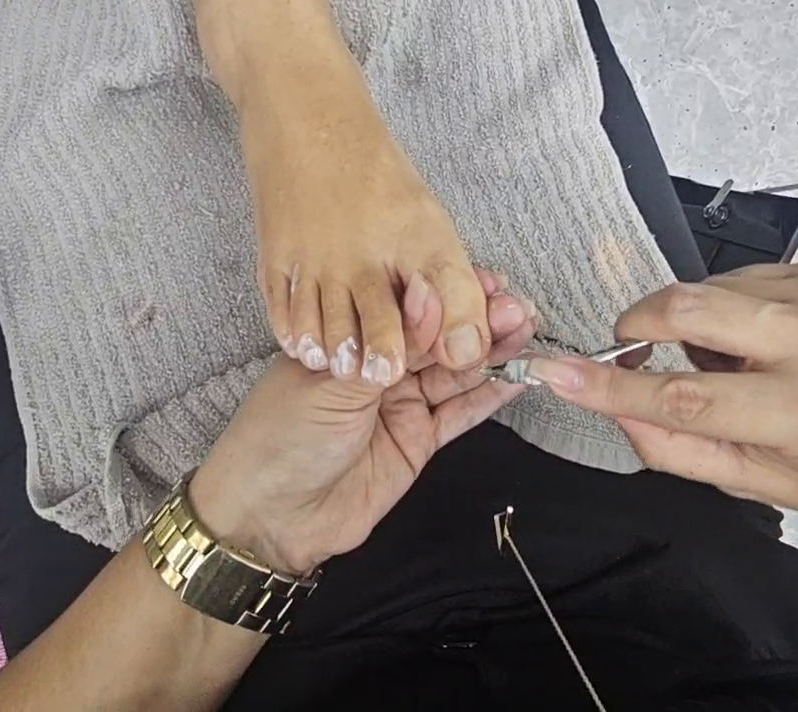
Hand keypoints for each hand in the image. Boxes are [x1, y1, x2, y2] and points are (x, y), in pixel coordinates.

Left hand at [188, 273, 536, 574]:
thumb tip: (430, 289)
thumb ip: (391, 343)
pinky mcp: (419, 440)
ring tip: (528, 330)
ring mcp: (402, 403)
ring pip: (455, 372)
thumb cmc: (284, 435)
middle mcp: (382, 365)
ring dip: (492, 352)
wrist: (270, 518)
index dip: (450, 294)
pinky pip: (459, 413)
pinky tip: (519, 376)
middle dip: (479, 319)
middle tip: (519, 305)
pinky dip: (489, 396)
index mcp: (354, 338)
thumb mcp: (337, 380)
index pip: (410, 308)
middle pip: (439, 338)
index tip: (488, 279)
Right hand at [238, 54, 489, 383]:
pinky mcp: (274, 257)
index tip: (451, 361)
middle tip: (384, 374)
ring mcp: (314, 258)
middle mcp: (364, 254)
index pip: (446, 307)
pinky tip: (307, 345)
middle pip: (381, 331)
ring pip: (328, 333)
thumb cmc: (376, 171)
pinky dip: (296, 336)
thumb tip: (467, 347)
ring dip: (340, 354)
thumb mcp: (428, 219)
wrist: (307, 113)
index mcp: (416, 238)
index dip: (451, 341)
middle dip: (386, 360)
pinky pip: (284, 314)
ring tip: (345, 367)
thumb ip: (451, 283)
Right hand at [524, 264, 797, 532]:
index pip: (686, 397)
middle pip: (688, 311)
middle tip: (633, 348)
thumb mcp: (755, 485)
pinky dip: (716, 310)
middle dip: (639, 324)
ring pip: (699, 290)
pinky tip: (748, 340)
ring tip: (722, 363)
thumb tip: (609, 405)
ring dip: (686, 325)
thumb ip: (674, 448)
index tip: (556, 373)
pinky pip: (726, 280)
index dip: (612, 385)